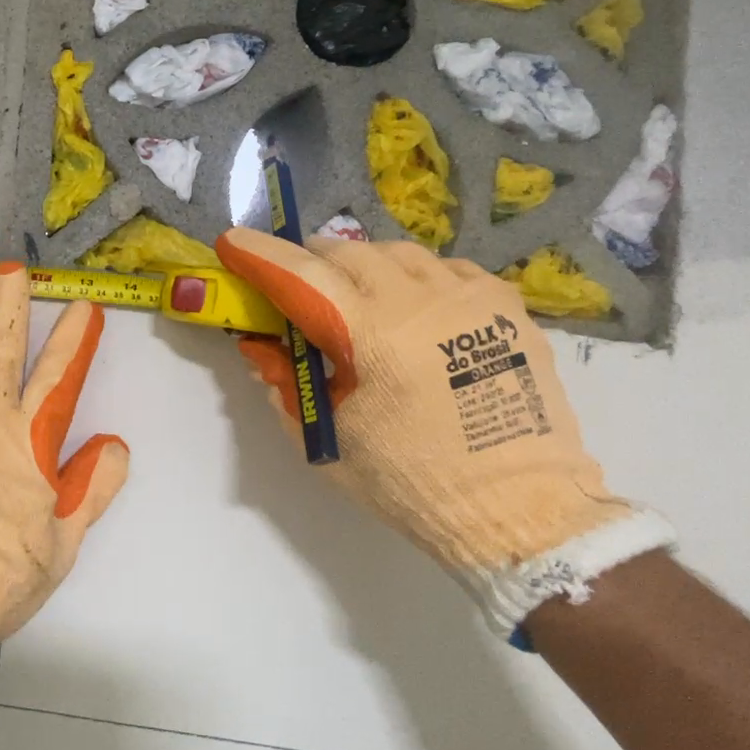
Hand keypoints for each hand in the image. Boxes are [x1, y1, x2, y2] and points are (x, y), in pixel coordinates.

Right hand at [215, 229, 673, 640]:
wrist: (518, 508)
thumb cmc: (407, 479)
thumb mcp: (324, 435)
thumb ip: (283, 381)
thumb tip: (260, 344)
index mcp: (373, 336)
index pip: (301, 276)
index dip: (260, 255)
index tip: (231, 242)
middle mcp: (422, 302)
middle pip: (347, 252)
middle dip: (308, 259)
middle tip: (291, 283)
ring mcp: (471, 300)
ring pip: (397, 252)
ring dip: (360, 265)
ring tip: (350, 295)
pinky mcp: (507, 309)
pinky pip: (446, 269)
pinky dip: (413, 277)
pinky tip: (409, 307)